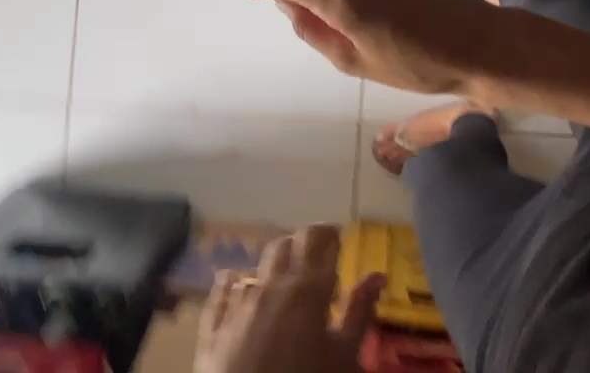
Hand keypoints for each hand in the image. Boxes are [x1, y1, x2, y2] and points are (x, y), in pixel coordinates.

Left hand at [194, 223, 383, 372]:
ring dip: (273, 264)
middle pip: (285, 244)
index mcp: (307, 288)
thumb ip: (360, 311)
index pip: (318, 238)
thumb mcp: (344, 357)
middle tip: (318, 260)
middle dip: (303, 244)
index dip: (329, 233)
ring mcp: (237, 304)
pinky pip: (221, 291)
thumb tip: (377, 274)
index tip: (340, 238)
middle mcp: (270, 285)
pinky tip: (238, 283)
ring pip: (255, 264)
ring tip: (286, 279)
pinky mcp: (212, 327)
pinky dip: (234, 282)